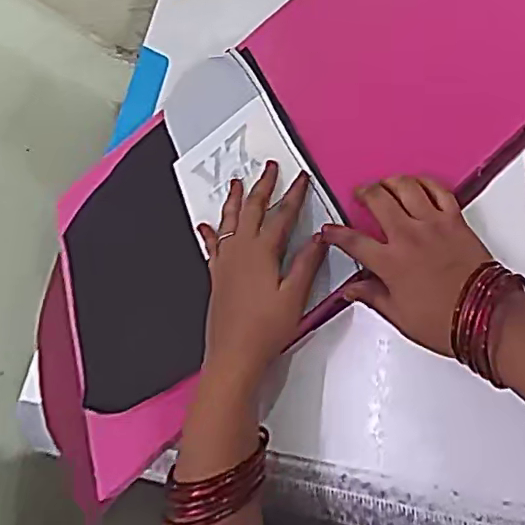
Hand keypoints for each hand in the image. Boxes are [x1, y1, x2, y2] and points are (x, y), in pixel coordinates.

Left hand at [196, 162, 327, 391]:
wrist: (233, 356)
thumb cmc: (264, 331)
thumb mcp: (295, 297)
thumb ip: (306, 263)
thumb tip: (318, 237)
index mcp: (262, 253)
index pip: (282, 215)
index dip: (293, 194)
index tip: (300, 178)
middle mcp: (240, 251)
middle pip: (252, 209)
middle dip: (263, 185)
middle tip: (269, 168)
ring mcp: (225, 262)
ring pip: (230, 220)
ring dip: (235, 199)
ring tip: (237, 183)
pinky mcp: (216, 275)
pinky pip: (212, 244)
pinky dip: (210, 232)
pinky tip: (205, 226)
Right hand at [321, 176, 497, 356]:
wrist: (486, 316)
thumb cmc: (447, 321)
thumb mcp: (399, 315)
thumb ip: (372, 296)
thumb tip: (354, 289)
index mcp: (391, 263)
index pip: (353, 241)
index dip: (337, 234)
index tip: (331, 231)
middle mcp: (409, 237)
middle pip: (377, 199)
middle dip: (363, 192)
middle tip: (360, 195)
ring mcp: (433, 224)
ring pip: (405, 186)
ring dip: (390, 181)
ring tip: (385, 184)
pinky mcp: (455, 219)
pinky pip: (438, 190)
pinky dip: (426, 182)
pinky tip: (419, 184)